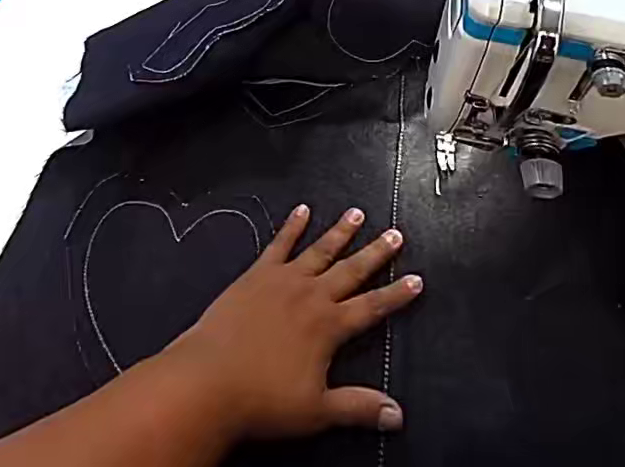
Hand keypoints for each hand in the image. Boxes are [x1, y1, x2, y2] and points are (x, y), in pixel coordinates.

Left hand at [156, 204, 422, 440]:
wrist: (208, 381)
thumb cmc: (262, 400)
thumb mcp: (316, 410)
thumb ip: (358, 407)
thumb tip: (398, 414)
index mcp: (329, 325)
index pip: (372, 307)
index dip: (396, 294)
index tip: (417, 279)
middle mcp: (313, 295)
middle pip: (352, 269)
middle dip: (376, 252)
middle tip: (395, 233)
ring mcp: (285, 280)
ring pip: (321, 250)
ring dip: (340, 232)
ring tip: (357, 213)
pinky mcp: (259, 273)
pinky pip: (280, 244)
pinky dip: (292, 226)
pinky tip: (302, 210)